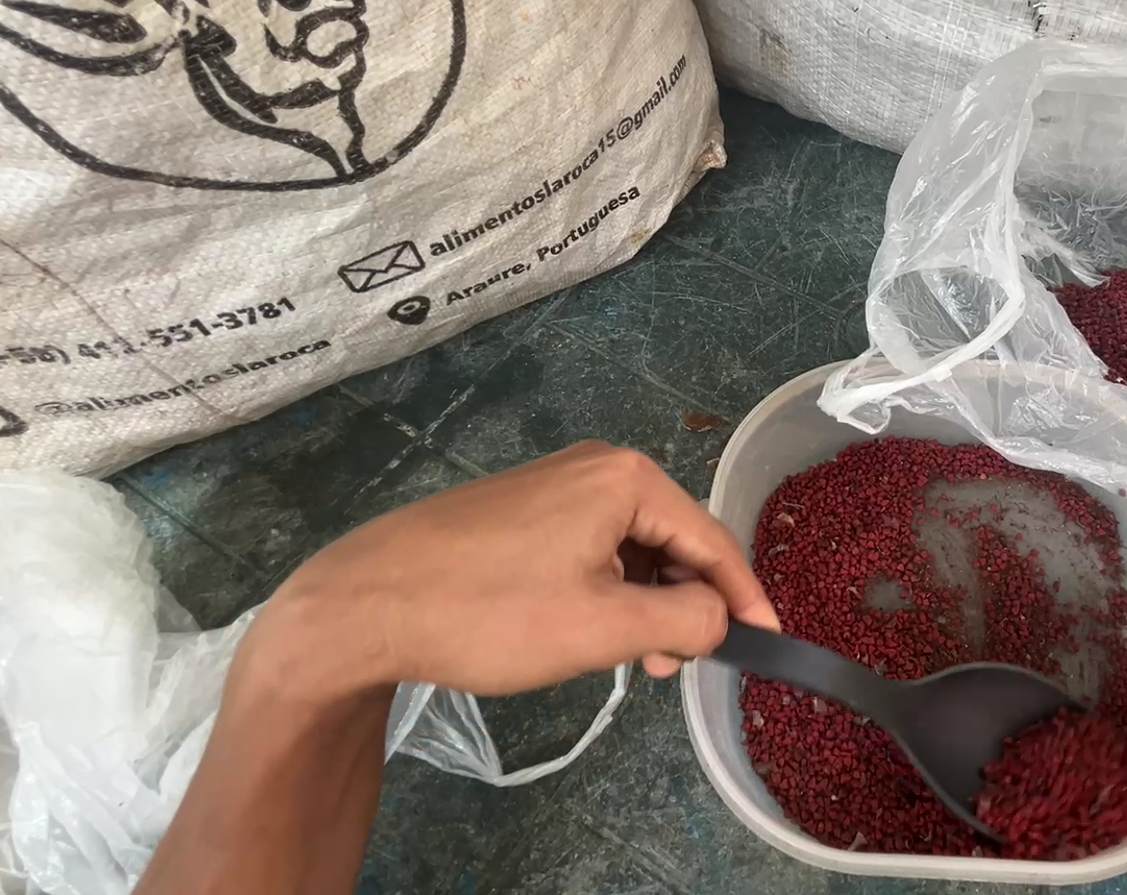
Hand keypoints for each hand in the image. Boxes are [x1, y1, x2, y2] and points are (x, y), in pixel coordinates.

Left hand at [252, 441, 778, 698]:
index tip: (768, 636)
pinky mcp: (530, 504)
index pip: (710, 537)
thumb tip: (720, 617)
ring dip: (648, 599)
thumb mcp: (603, 627)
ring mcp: (561, 482)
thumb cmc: (492, 611)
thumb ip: (684, 620)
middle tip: (684, 661)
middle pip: (672, 537)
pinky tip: (599, 624)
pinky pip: (596, 543)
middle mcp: (602, 466)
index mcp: (629, 478)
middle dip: (687, 600)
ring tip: (641, 656)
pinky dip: (612, 586)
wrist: (358, 604)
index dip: (743, 592)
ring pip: (633, 543)